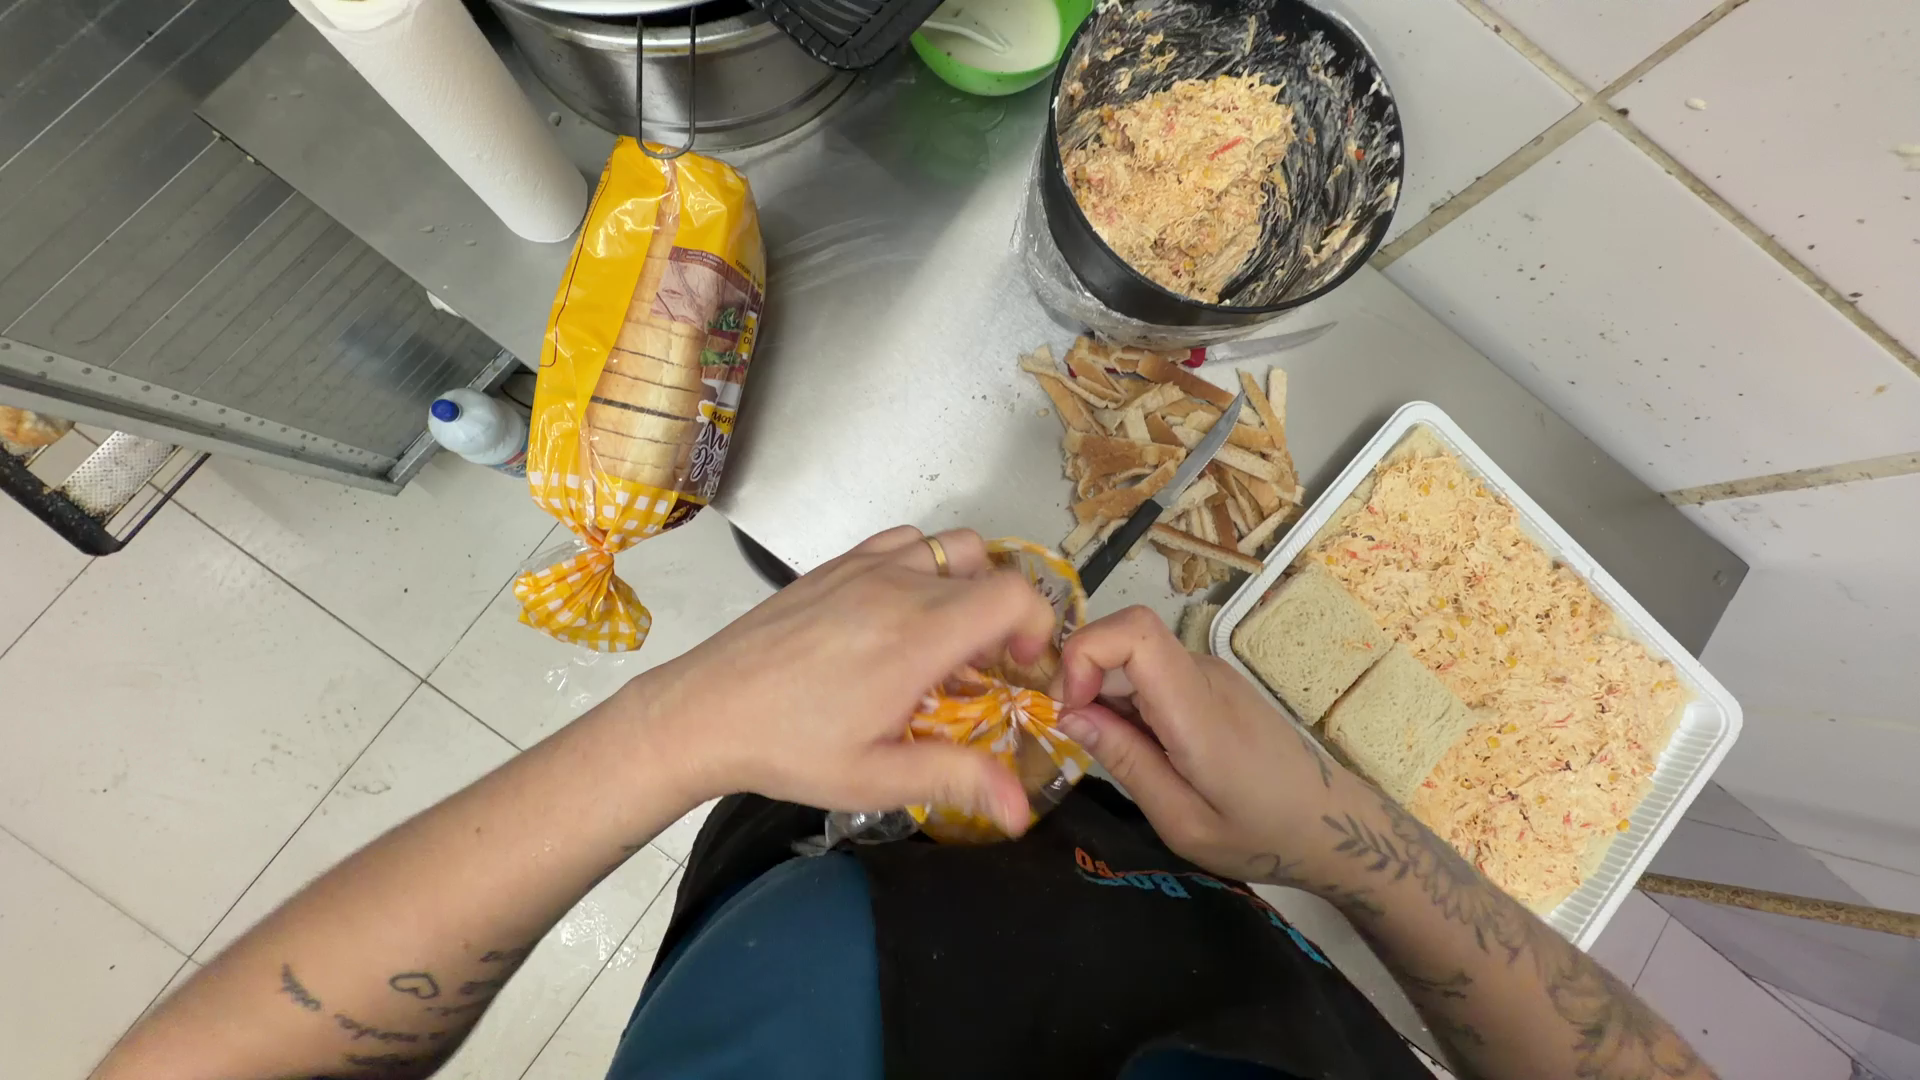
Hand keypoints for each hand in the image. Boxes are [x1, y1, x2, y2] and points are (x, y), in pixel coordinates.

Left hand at [634, 526, 1056, 833]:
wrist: (704, 710)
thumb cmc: (791, 749)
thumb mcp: (877, 778)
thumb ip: (958, 779)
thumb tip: (1023, 811)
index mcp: (918, 635)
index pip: (1013, 594)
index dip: (1037, 625)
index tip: (1019, 668)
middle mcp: (899, 585)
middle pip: (990, 567)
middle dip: (1005, 614)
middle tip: (981, 666)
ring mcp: (865, 566)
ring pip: (950, 545)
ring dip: (967, 582)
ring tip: (943, 634)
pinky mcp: (836, 563)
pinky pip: (904, 541)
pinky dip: (923, 563)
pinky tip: (899, 609)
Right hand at [1053, 606, 1349, 882]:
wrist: (1335, 826)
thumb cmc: (1262, 835)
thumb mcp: (1182, 821)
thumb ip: (1125, 761)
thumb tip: (1067, 714)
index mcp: (1198, 709)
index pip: (1135, 632)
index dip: (1085, 653)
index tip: (1069, 708)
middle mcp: (1203, 673)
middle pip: (1123, 638)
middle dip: (1082, 677)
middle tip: (1078, 736)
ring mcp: (1209, 672)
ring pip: (1132, 655)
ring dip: (1104, 692)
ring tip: (1116, 751)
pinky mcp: (1210, 681)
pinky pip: (1152, 672)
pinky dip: (1127, 699)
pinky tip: (1143, 745)